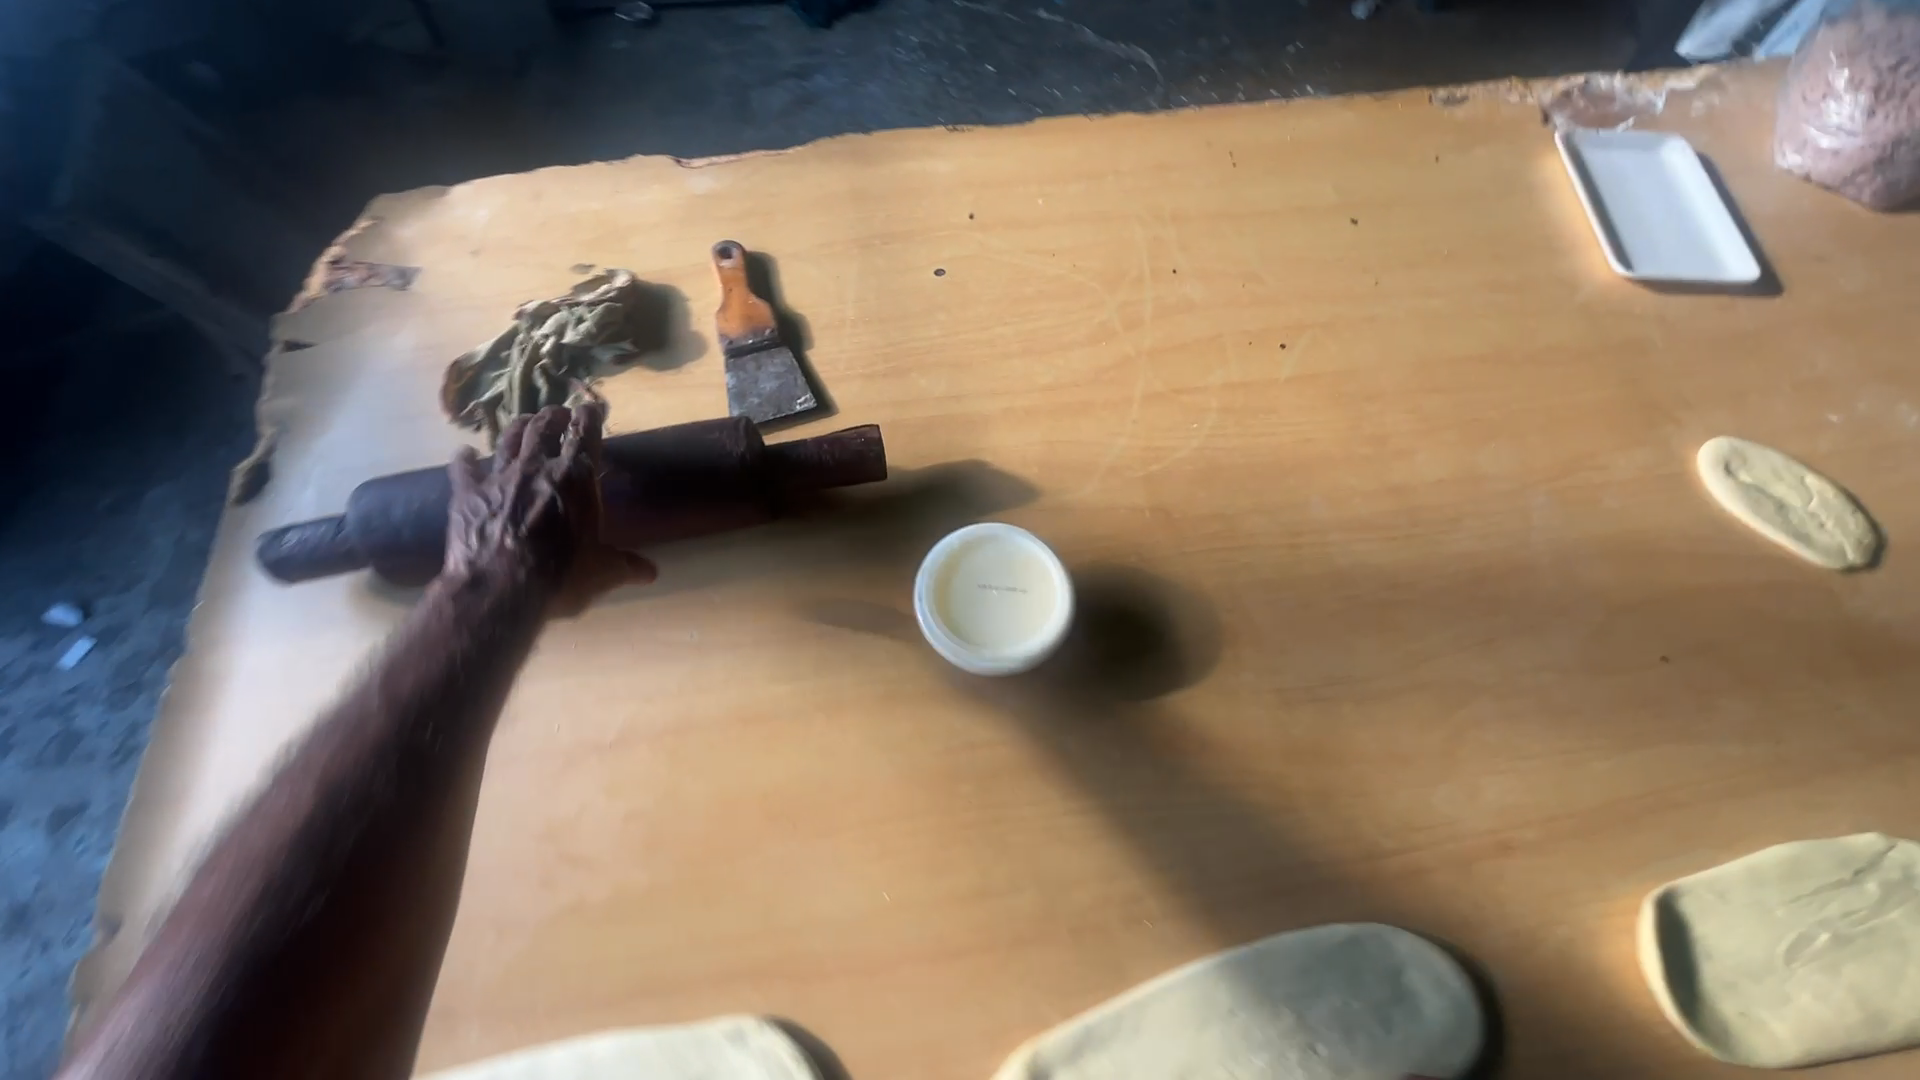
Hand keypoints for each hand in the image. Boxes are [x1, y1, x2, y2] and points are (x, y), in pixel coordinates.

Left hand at [445, 404, 654, 610]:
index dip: (590, 416)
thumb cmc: (561, 576)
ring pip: (508, 438)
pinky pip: (463, 467)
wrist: (498, 589)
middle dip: (554, 416)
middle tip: (559, 415)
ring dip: (518, 426)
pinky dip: (465, 458)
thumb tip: (651, 573)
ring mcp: (499, 478)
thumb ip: (626, 565)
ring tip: (525, 422)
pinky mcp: (467, 494)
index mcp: (577, 479)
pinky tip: (465, 453)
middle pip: (544, 427)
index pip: (585, 433)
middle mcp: (538, 468)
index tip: (593, 407)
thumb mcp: (604, 572)